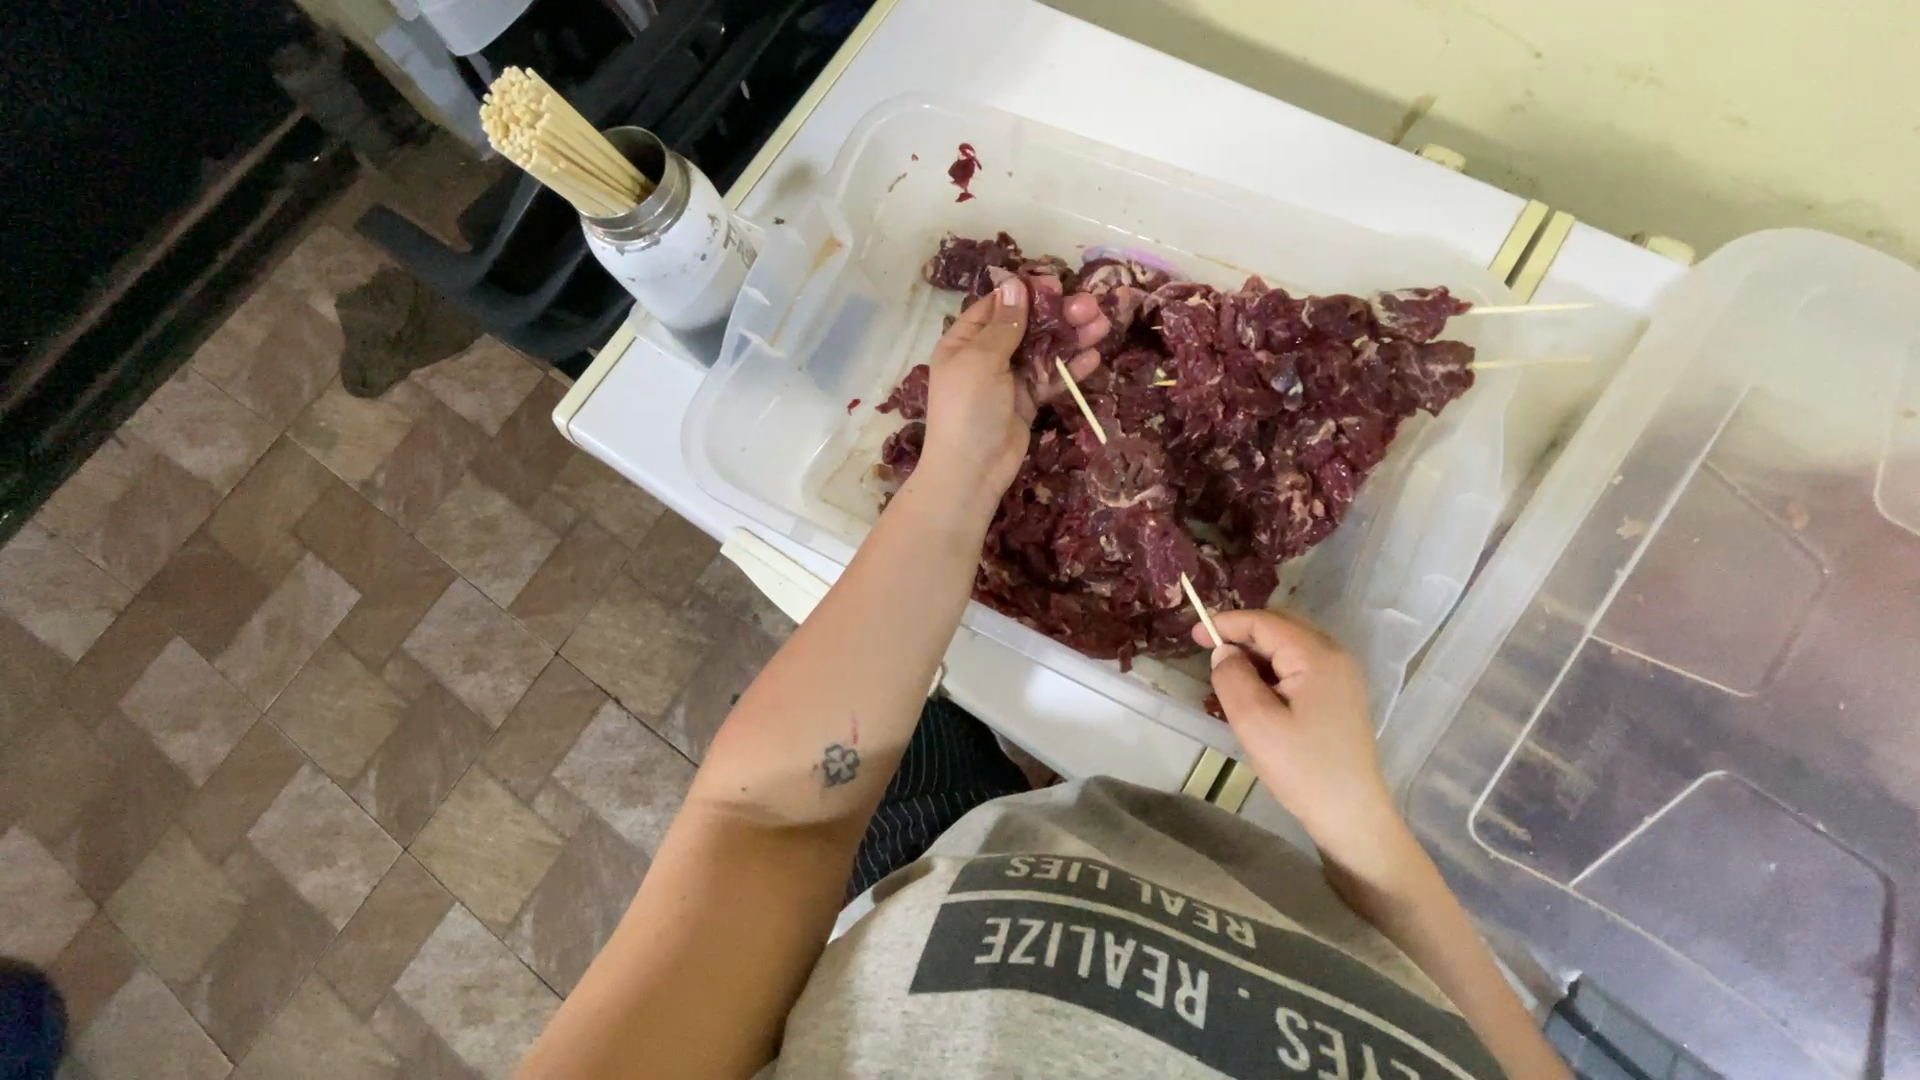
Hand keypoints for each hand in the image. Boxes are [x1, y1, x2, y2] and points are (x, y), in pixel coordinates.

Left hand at [919, 275, 1108, 505]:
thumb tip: (1014, 283)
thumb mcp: (982, 359)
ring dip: (1072, 338)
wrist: (972, 468)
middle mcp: (985, 357)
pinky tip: (1094, 357)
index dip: (1026, 294)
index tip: (1056, 284)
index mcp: (964, 342)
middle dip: (1058, 315)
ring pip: (1043, 351)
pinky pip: (1050, 380)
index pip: (996, 307)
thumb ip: (1005, 324)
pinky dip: (1070, 369)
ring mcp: (1007, 380)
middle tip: (1090, 305)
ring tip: (1102, 324)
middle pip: (1026, 327)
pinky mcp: (1026, 402)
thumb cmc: (969, 408)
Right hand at [1194, 609, 1404, 864]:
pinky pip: (1302, 663)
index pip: (1265, 622)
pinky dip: (1275, 666)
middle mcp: (1335, 655)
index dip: (1227, 623)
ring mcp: (1343, 675)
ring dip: (1258, 650)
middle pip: (1282, 625)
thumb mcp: (1254, 722)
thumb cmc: (1302, 767)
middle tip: (1209, 651)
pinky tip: (1258, 690)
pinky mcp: (1342, 694)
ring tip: (1230, 673)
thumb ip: (1232, 677)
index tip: (1193, 635)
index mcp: (1316, 656)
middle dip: (1243, 632)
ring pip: (1292, 643)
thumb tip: (1223, 652)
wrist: (1351, 814)